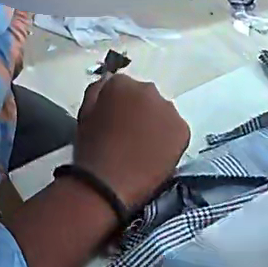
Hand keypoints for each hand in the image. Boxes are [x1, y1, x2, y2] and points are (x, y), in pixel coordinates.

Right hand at [73, 74, 189, 207]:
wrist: (108, 183)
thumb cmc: (91, 148)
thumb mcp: (84, 113)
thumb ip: (96, 91)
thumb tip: (107, 83)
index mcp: (121, 83)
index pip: (121, 85)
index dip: (115, 103)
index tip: (112, 119)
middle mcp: (148, 90)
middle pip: (144, 96)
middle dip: (137, 109)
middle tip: (127, 132)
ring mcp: (169, 110)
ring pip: (161, 112)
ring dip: (153, 122)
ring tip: (141, 145)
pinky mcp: (183, 130)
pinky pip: (174, 129)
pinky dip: (167, 138)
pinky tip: (154, 153)